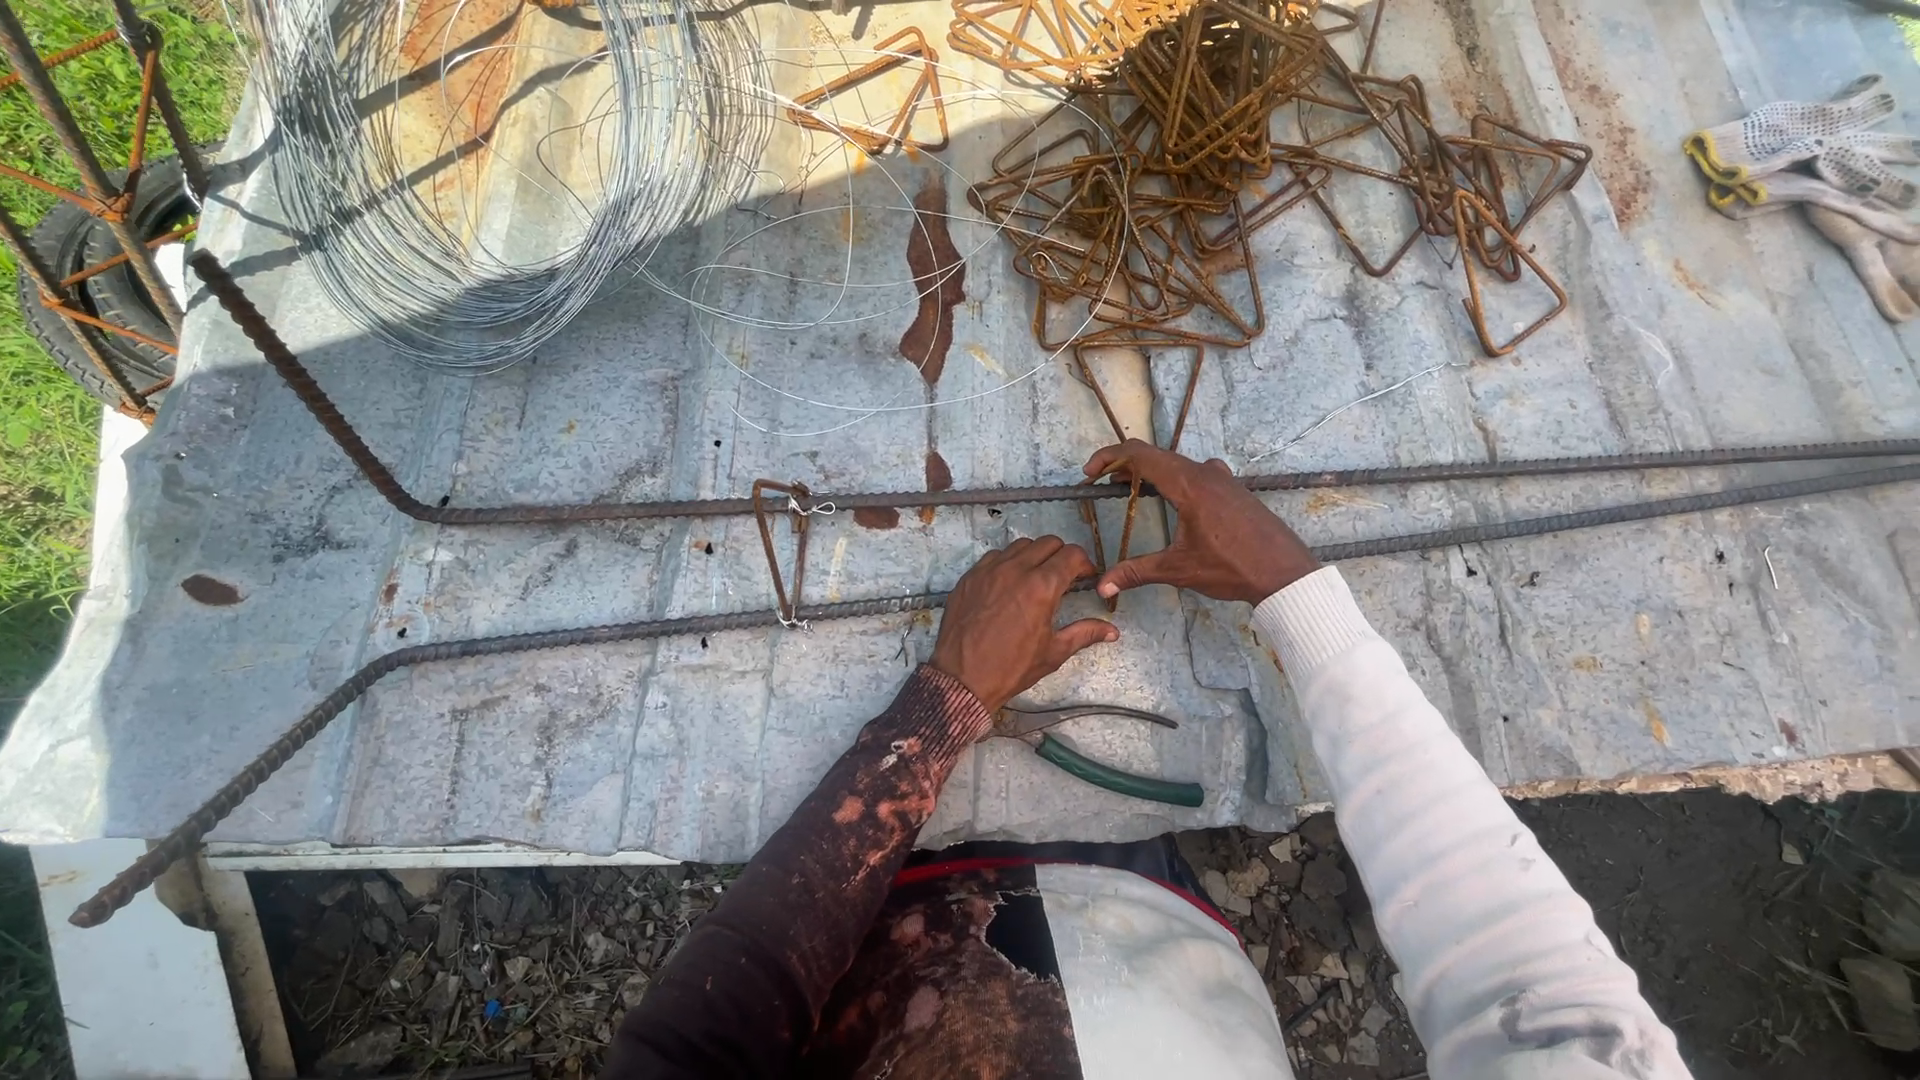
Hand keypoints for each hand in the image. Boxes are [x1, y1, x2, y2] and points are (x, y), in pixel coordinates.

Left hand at [930, 536, 1118, 711]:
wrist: (962, 679)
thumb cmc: (1010, 668)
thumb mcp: (1053, 652)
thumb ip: (1084, 633)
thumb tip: (1112, 631)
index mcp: (1041, 587)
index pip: (1072, 555)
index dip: (1084, 563)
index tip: (1085, 576)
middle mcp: (1015, 570)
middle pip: (1048, 543)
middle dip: (1062, 555)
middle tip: (1064, 576)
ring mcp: (988, 571)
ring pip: (1019, 546)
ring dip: (1034, 555)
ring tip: (1036, 577)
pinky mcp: (969, 577)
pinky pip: (993, 557)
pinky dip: (1007, 562)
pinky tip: (1009, 583)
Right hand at [1082, 440, 1319, 604]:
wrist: (1286, 574)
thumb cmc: (1233, 568)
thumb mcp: (1178, 570)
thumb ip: (1136, 572)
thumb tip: (1102, 585)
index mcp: (1189, 485)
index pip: (1140, 454)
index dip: (1109, 457)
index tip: (1089, 472)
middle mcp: (1205, 473)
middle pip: (1155, 455)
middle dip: (1123, 465)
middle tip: (1101, 482)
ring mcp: (1222, 479)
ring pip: (1176, 463)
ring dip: (1148, 471)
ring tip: (1127, 489)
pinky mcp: (1233, 489)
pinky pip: (1194, 472)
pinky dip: (1171, 478)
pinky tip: (1168, 500)